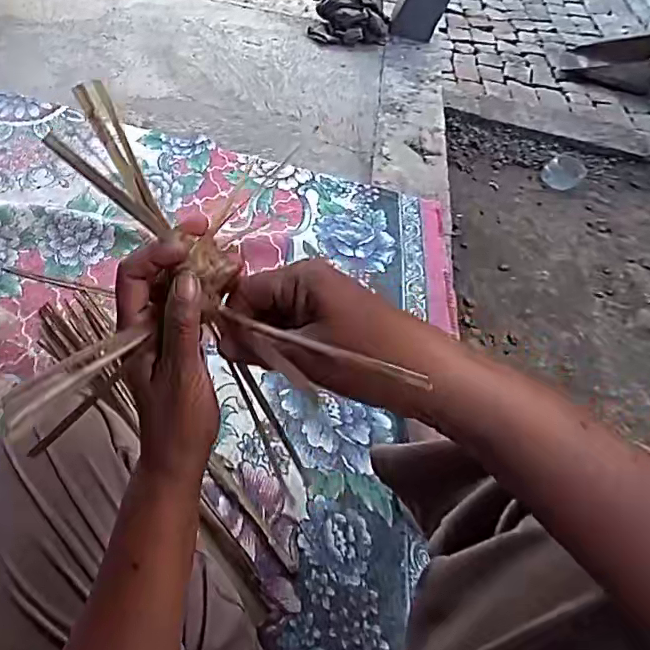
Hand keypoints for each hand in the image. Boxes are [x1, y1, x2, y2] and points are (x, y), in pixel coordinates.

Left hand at [115, 219, 219, 483]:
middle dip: (176, 246)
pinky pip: (188, 299)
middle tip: (206, 227)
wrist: (178, 457)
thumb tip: (187, 277)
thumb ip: (182, 326)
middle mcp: (142, 321)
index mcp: (133, 328)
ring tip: (223, 249)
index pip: (133, 275)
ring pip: (172, 282)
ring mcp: (160, 327)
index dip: (155, 252)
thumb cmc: (177, 422)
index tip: (187, 242)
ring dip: (194, 262)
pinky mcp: (178, 335)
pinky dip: (205, 284)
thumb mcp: (183, 373)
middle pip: (152, 271)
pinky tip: (227, 276)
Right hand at [219, 258, 431, 413]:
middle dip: (250, 331)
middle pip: (258, 299)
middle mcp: (306, 277)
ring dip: (268, 340)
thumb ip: (257, 344)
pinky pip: (293, 322)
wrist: (428, 374)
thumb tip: (221, 343)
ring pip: (274, 314)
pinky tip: (292, 364)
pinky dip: (286, 343)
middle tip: (251, 365)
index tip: (227, 352)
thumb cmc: (364, 357)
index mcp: (299, 274)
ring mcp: (320, 295)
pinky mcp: (330, 313)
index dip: (231, 319)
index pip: (244, 289)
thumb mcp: (303, 353)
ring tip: (274, 367)